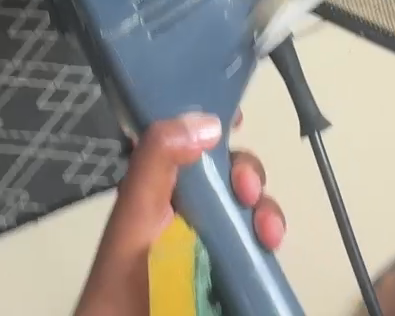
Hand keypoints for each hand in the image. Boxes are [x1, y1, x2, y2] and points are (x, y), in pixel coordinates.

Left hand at [74, 113, 284, 315]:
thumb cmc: (124, 274)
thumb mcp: (135, 208)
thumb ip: (157, 159)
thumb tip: (207, 122)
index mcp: (158, 183)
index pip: (187, 139)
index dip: (213, 125)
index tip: (238, 121)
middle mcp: (186, 205)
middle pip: (226, 171)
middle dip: (245, 171)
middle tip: (246, 189)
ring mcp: (209, 237)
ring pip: (247, 204)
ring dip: (264, 206)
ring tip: (267, 228)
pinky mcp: (229, 268)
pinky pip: (256, 241)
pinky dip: (269, 234)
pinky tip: (270, 243)